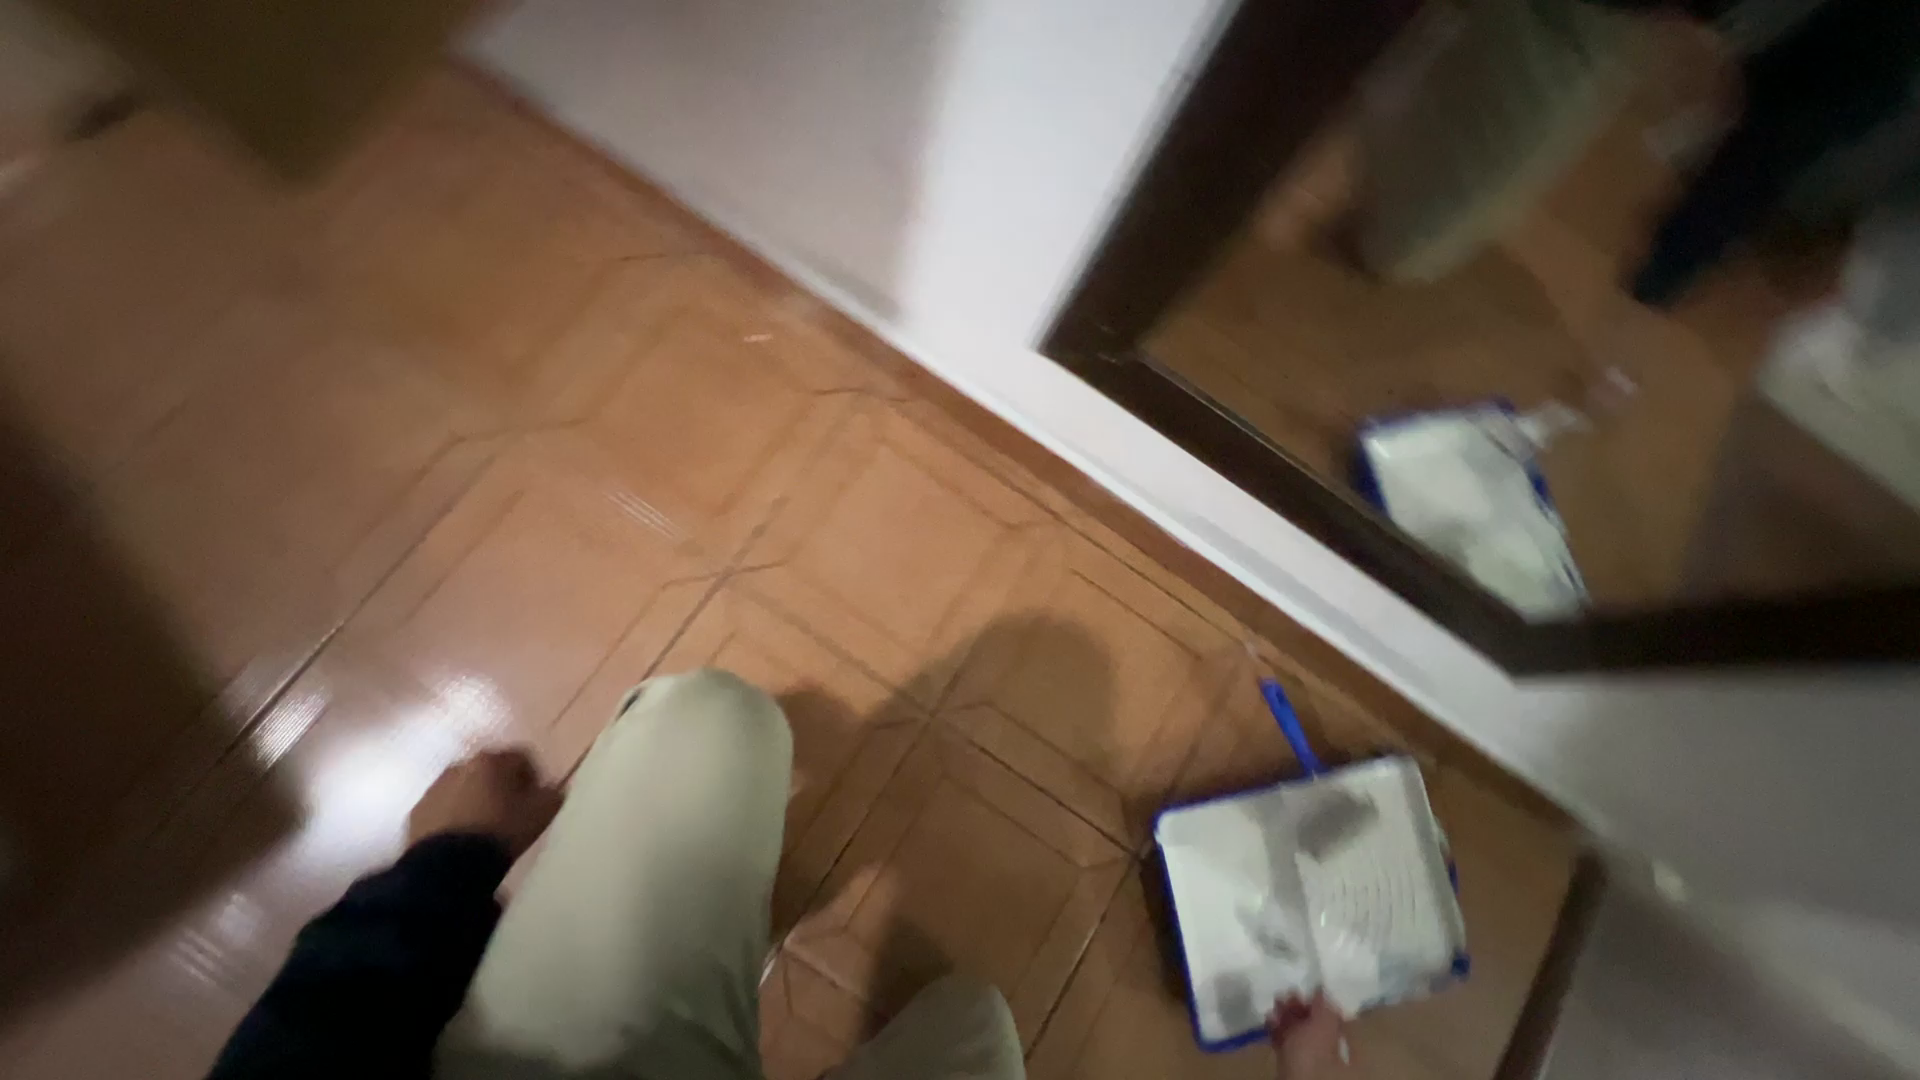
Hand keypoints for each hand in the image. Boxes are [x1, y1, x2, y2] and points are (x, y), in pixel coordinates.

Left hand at [408, 748, 562, 858]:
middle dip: (501, 784)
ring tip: (485, 824)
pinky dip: (455, 814)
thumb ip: (552, 793)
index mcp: (493, 760)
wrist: (448, 866)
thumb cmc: (502, 830)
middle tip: (512, 808)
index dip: (534, 775)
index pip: (522, 756)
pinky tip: (464, 835)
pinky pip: (443, 807)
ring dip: (476, 798)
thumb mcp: (542, 812)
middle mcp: (462, 766)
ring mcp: (435, 788)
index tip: (537, 796)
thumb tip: (550, 788)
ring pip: (464, 787)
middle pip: (490, 769)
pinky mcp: (416, 812)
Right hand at [1269, 993, 1342, 1079]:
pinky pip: (1285, 1043)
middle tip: (1284, 994)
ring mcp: (1310, 1060)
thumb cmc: (1312, 1057)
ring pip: (1297, 1032)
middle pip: (1313, 1023)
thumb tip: (1323, 987)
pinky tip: (1268, 1020)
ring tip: (1273, 1005)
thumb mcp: (1321, 1029)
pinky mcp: (1292, 1064)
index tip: (1301, 988)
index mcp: (1342, 1044)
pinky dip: (1277, 1030)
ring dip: (1285, 1016)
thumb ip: (1324, 1007)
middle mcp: (1330, 1052)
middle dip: (1297, 1006)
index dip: (1316, 1001)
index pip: (1332, 1016)